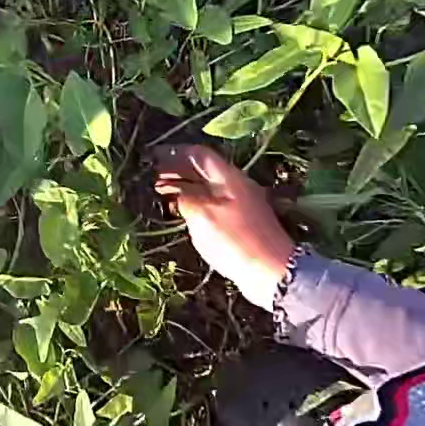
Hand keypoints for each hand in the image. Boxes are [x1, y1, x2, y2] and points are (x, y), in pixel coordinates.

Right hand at [152, 144, 295, 310]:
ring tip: (161, 193)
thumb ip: (185, 197)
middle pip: (203, 170)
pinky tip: (182, 212)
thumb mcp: (202, 215)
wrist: (272, 272)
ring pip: (207, 187)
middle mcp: (236, 185)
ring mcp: (240, 204)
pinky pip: (212, 203)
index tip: (153, 159)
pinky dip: (194, 202)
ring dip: (184, 187)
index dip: (174, 154)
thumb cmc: (234, 240)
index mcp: (229, 178)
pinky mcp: (241, 222)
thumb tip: (177, 192)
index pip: (198, 154)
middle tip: (152, 177)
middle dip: (177, 171)